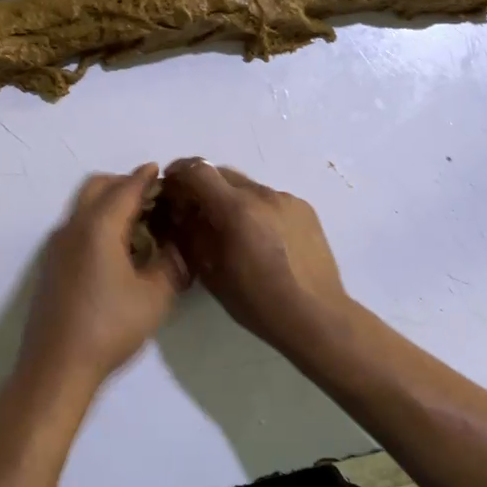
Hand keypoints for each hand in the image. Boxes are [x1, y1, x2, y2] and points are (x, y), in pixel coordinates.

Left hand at [19, 165, 188, 385]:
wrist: (56, 368)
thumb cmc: (109, 328)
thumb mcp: (154, 297)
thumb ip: (171, 263)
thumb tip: (180, 244)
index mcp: (99, 226)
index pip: (126, 188)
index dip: (146, 177)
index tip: (162, 172)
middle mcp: (74, 226)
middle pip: (98, 186)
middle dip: (125, 184)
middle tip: (152, 198)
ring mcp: (58, 245)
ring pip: (84, 205)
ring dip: (109, 202)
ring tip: (138, 223)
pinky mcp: (52, 264)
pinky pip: (77, 225)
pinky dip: (97, 221)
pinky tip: (117, 249)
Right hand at [155, 158, 351, 356]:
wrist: (317, 316)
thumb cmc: (258, 302)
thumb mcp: (211, 273)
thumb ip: (191, 235)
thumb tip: (180, 213)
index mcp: (236, 208)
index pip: (198, 170)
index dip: (178, 172)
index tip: (170, 186)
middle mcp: (262, 194)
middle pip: (222, 173)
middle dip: (203, 186)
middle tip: (195, 211)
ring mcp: (287, 199)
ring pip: (248, 187)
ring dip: (231, 199)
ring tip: (232, 230)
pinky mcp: (305, 209)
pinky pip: (271, 200)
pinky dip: (257, 210)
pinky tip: (261, 239)